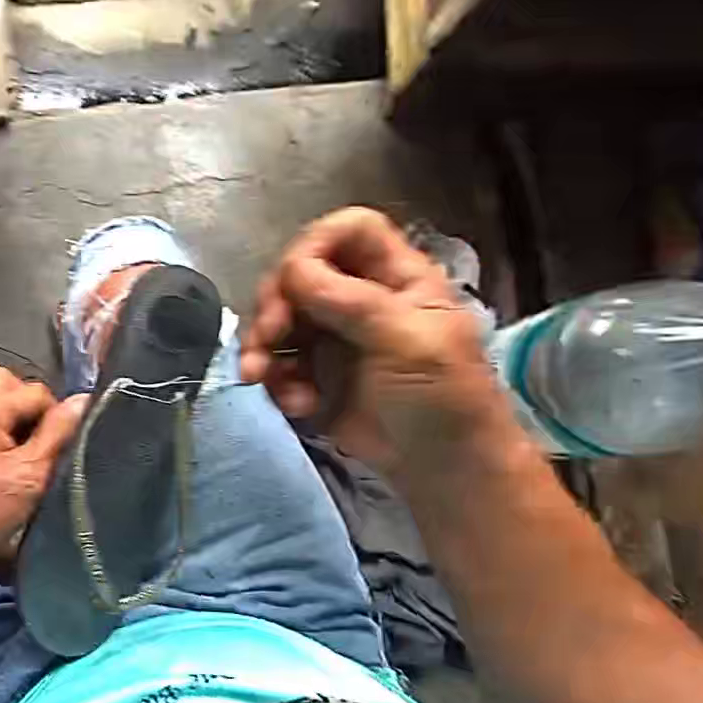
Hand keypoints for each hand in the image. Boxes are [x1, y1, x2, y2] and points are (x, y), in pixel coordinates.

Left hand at [0, 368, 87, 575]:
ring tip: (27, 455)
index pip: (34, 390)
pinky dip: (3, 431)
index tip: (57, 447)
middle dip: (32, 405)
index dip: (54, 414)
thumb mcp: (30, 473)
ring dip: (18, 419)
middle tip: (41, 440)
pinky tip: (10, 463)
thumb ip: (58, 433)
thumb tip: (82, 400)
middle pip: (8, 383)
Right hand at [239, 207, 502, 473]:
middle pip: (300, 275)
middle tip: (266, 338)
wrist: (442, 469)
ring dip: (263, 347)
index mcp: (395, 278)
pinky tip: (296, 405)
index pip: (350, 232)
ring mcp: (334, 338)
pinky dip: (277, 382)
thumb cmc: (443, 398)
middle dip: (275, 304)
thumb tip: (291, 270)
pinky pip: (279, 365)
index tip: (294, 278)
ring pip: (280, 320)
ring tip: (259, 378)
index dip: (317, 244)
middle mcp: (358, 299)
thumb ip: (352, 302)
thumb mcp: (409, 341)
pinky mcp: (315, 376)